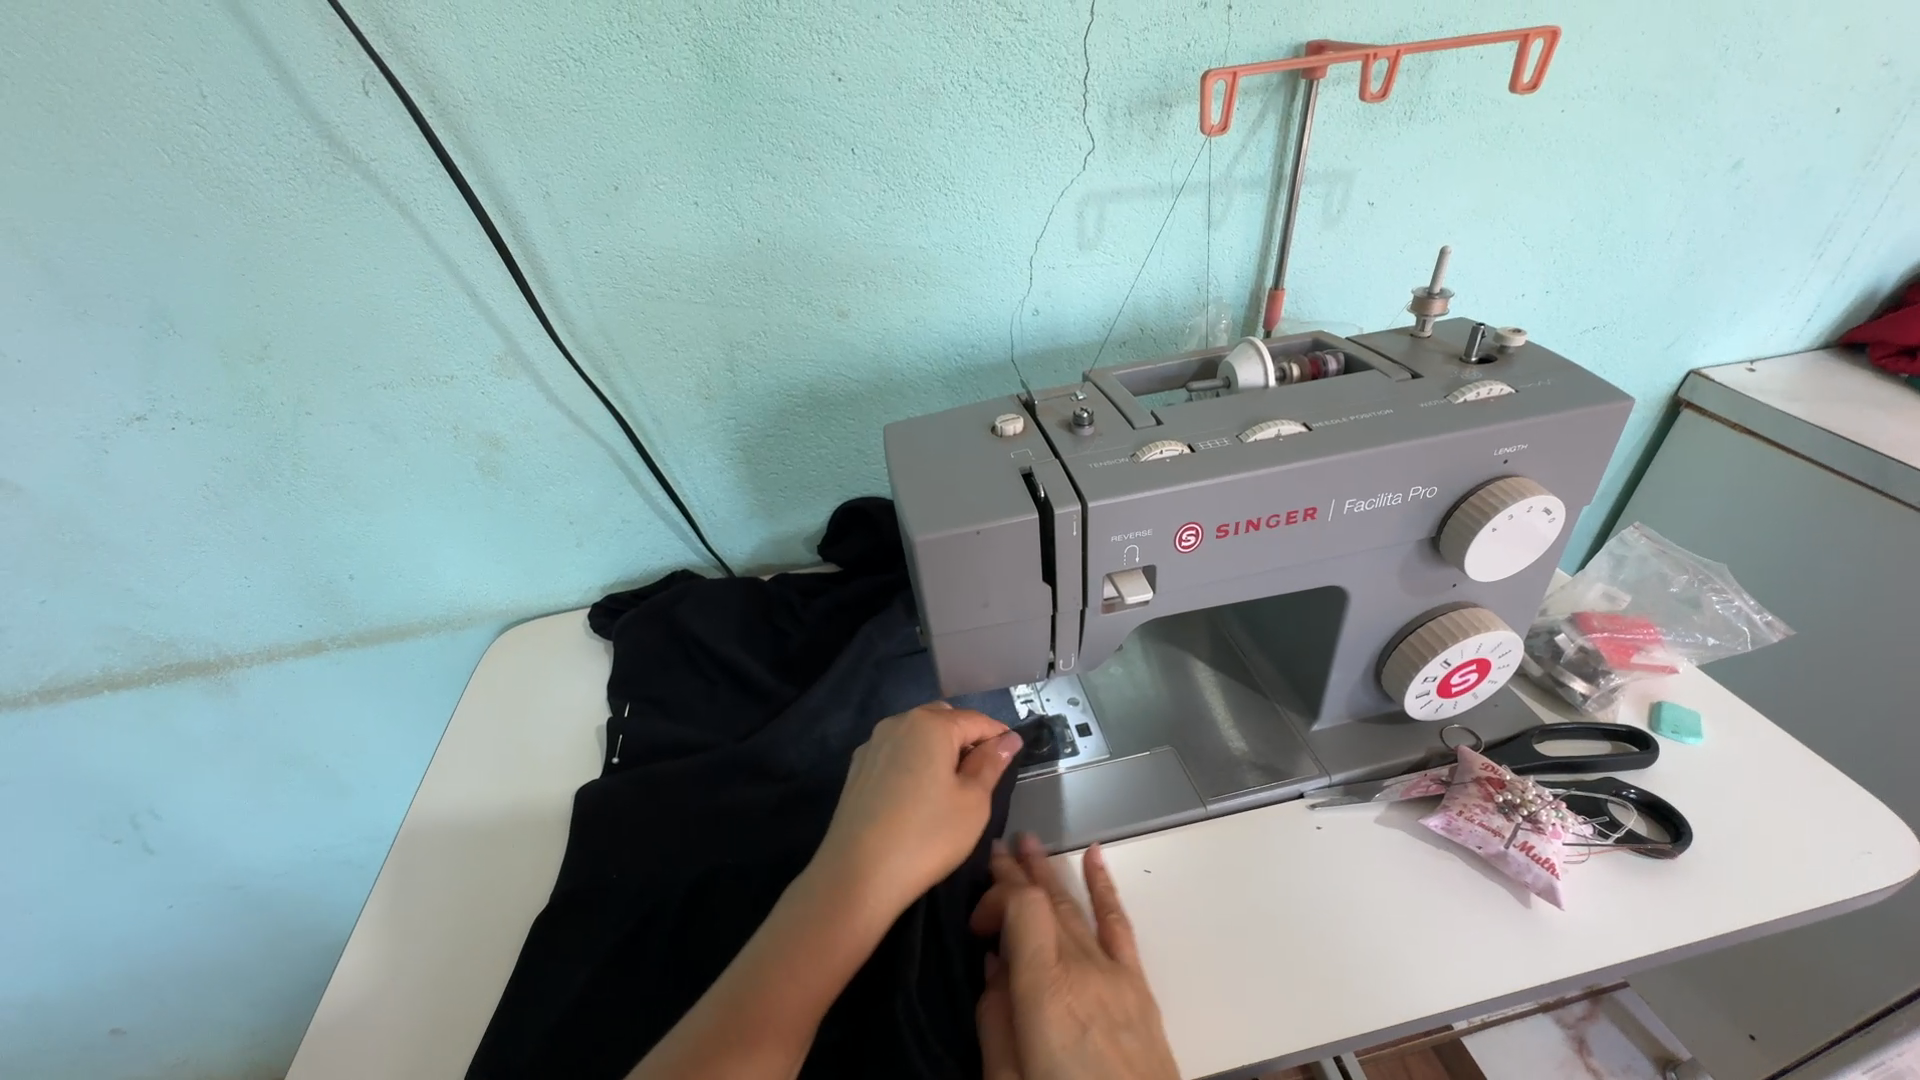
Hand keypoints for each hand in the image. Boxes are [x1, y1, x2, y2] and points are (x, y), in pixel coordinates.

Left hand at [815, 702, 1022, 912]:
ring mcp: (873, 744)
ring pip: (916, 733)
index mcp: (930, 724)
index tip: (1013, 756)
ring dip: (938, 748)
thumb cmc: (927, 837)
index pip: (976, 719)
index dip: (999, 735)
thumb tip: (1008, 739)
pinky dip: (914, 761)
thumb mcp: (973, 802)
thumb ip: (991, 764)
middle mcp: (898, 723)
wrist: (857, 875)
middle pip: (943, 719)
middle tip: (982, 773)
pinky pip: (896, 751)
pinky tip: (918, 794)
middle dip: (966, 737)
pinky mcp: (857, 768)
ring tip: (951, 785)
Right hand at [971, 834, 1180, 1079]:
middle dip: (1018, 874)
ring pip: (1076, 906)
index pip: (1022, 909)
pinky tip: (1094, 857)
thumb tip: (994, 968)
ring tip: (1028, 843)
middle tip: (995, 850)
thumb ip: (995, 1021)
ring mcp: (1115, 975)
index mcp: (1046, 992)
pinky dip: (1104, 887)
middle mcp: (1082, 970)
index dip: (996, 899)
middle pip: (1047, 901)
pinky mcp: (1138, 988)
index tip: (976, 925)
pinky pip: (1119, 925)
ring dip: (1049, 872)